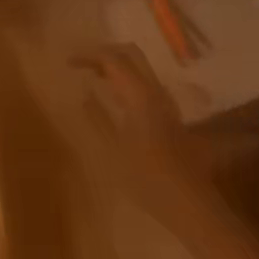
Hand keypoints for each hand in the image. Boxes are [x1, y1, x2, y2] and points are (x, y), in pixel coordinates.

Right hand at [74, 44, 217, 221]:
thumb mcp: (114, 150)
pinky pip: (145, 84)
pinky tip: (116, 98)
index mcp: (139, 94)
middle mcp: (154, 90)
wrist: (190, 206)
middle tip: (84, 63)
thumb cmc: (147, 178)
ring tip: (95, 76)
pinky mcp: (170, 114)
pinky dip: (127, 80)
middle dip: (105, 53)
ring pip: (140, 67)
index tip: (68, 63)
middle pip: (130, 54)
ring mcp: (165, 101)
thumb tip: (85, 94)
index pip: (112, 58)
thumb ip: (98, 119)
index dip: (89, 55)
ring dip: (117, 65)